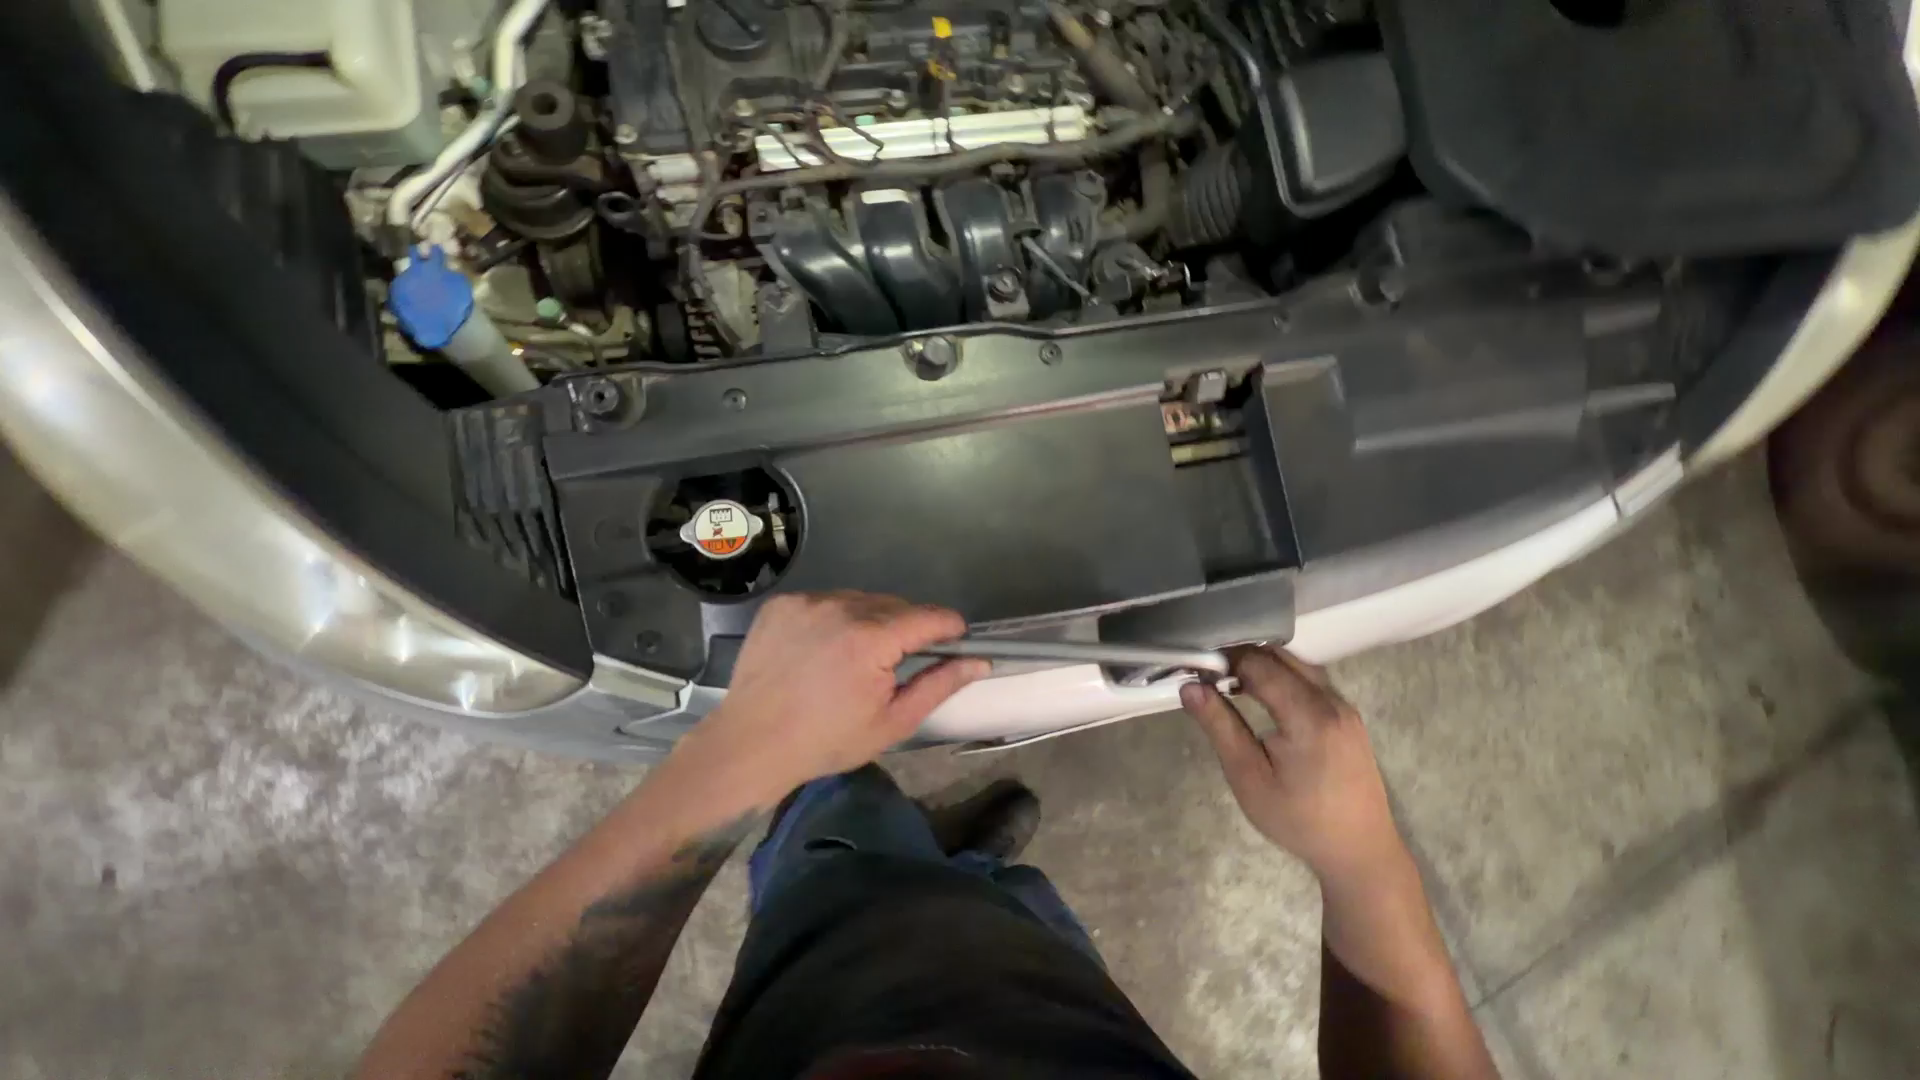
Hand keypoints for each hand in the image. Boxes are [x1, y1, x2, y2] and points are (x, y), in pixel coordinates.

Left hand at [670, 591, 988, 802]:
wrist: (751, 743)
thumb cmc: (826, 740)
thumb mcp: (892, 722)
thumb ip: (938, 685)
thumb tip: (978, 661)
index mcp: (871, 639)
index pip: (929, 617)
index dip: (948, 629)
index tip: (953, 643)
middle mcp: (840, 608)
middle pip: (895, 606)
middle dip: (907, 629)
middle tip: (896, 665)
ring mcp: (807, 602)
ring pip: (860, 601)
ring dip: (870, 621)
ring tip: (856, 658)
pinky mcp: (782, 604)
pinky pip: (825, 602)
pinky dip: (834, 619)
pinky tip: (823, 650)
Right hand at [1181, 646, 1405, 883]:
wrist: (1358, 850)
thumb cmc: (1298, 820)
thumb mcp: (1249, 778)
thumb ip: (1220, 727)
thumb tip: (1190, 687)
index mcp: (1308, 715)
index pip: (1259, 664)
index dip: (1224, 660)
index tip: (1196, 669)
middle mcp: (1332, 701)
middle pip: (1281, 657)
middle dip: (1242, 657)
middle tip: (1208, 673)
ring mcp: (1345, 707)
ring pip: (1298, 665)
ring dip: (1263, 665)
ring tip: (1229, 682)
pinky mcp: (1348, 717)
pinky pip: (1311, 680)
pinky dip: (1282, 677)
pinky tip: (1261, 696)